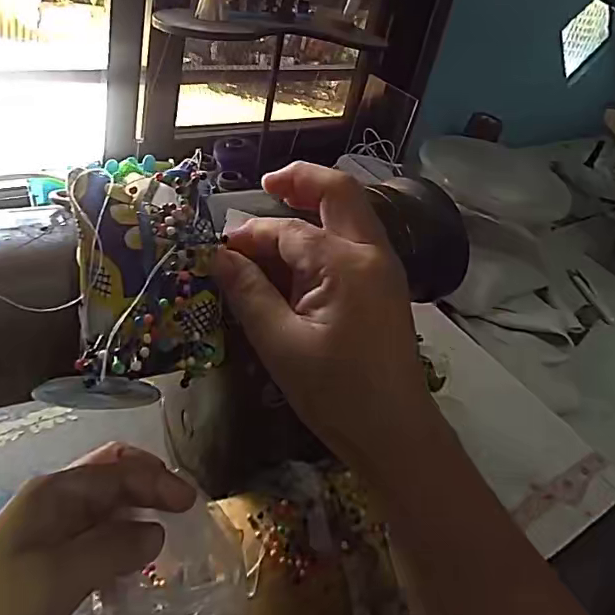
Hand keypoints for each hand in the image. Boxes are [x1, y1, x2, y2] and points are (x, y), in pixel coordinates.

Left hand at [0, 442, 194, 614]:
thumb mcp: (59, 577)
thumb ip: (112, 547)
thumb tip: (156, 529)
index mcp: (54, 492)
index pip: (116, 468)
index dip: (157, 478)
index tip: (191, 503)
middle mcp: (53, 504)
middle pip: (111, 481)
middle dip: (149, 487)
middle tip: (183, 511)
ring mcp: (48, 535)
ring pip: (104, 513)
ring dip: (137, 517)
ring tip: (166, 539)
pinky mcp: (46, 567)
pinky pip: (93, 543)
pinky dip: (119, 546)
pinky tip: (133, 568)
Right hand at [210, 163, 434, 472]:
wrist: (398, 434)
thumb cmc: (337, 393)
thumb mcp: (280, 344)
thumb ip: (248, 293)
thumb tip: (216, 256)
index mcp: (345, 264)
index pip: (287, 231)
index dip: (249, 235)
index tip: (219, 250)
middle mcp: (370, 252)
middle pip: (339, 191)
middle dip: (301, 180)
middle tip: (265, 184)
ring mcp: (383, 266)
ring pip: (350, 211)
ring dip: (315, 202)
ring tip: (277, 205)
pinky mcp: (384, 283)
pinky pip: (353, 238)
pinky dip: (325, 231)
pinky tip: (298, 252)